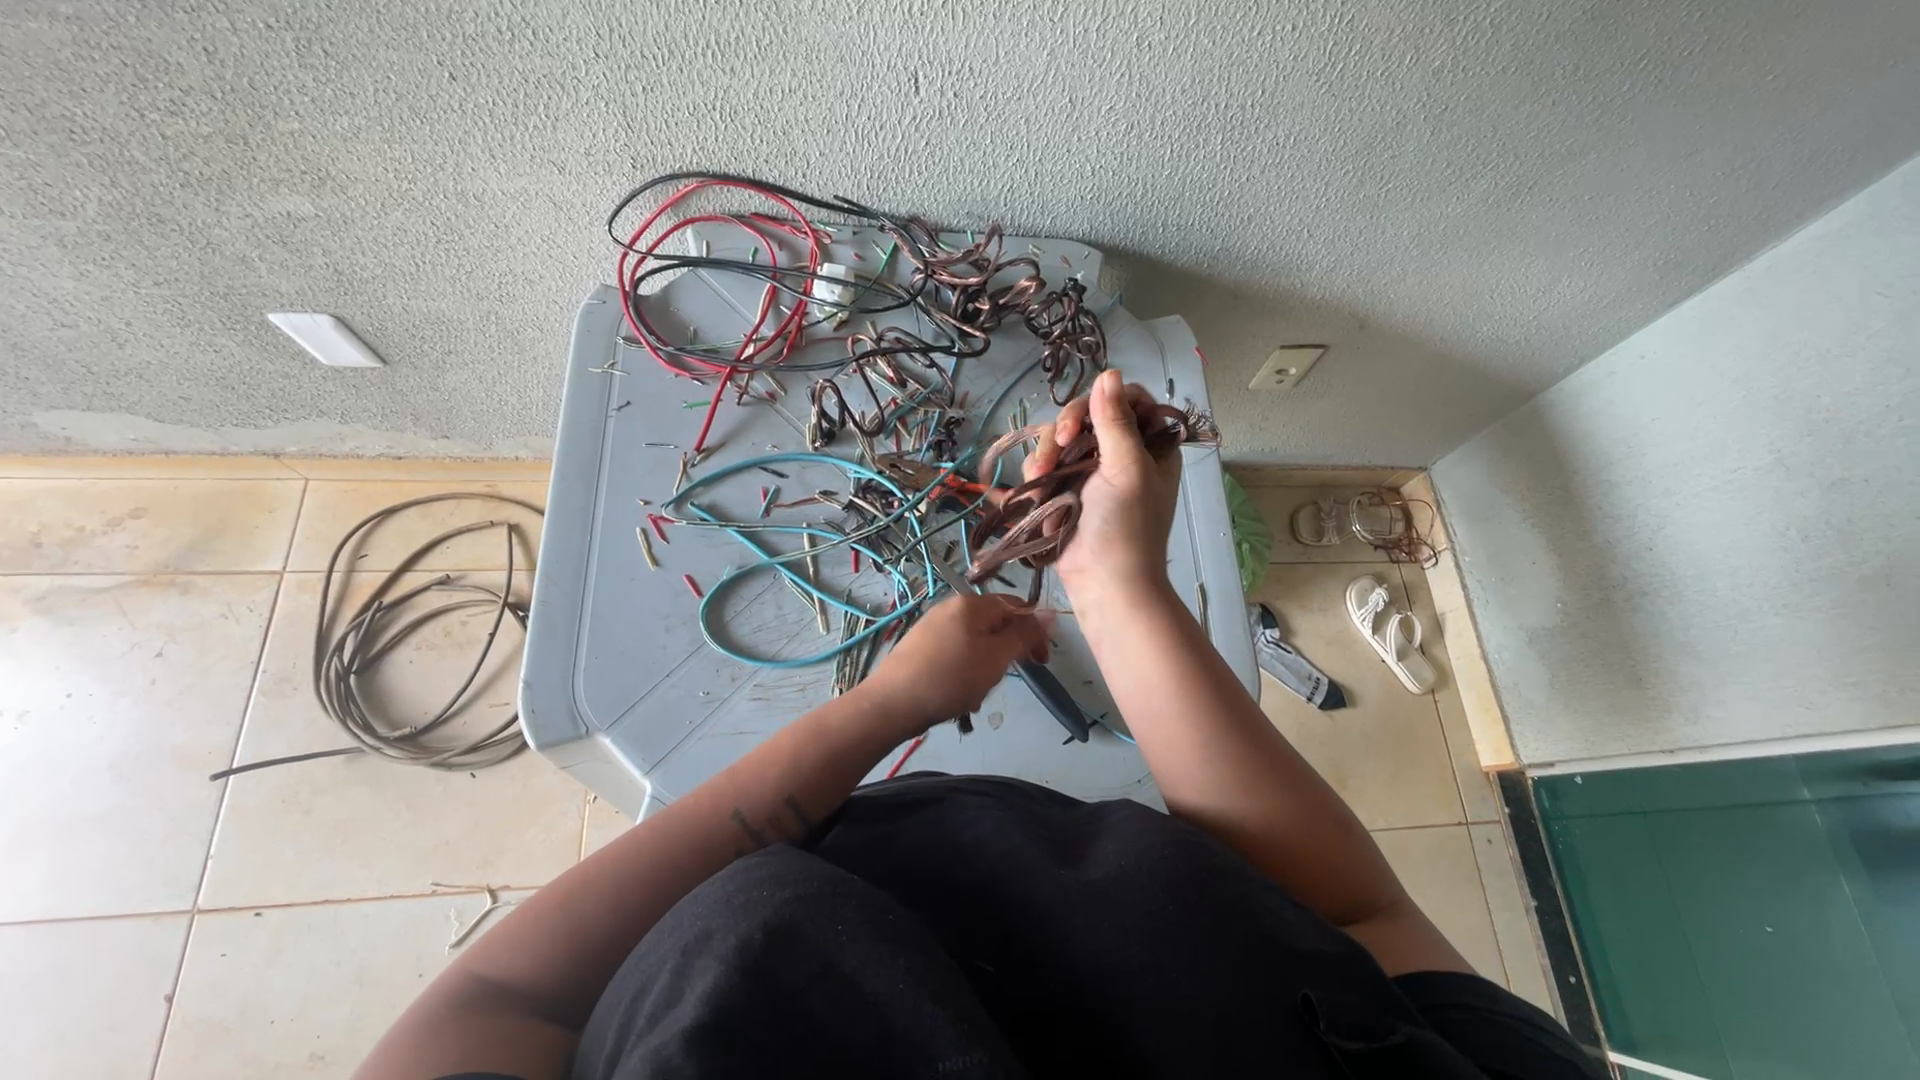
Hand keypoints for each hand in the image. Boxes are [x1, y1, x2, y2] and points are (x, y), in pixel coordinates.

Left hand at [863, 593, 1051, 731]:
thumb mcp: (995, 658)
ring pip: (976, 644)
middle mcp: (951, 608)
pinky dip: (965, 673)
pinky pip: (956, 655)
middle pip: (995, 625)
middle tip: (1002, 680)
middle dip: (1006, 654)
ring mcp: (933, 627)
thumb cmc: (950, 678)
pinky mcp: (920, 647)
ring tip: (976, 694)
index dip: (1035, 632)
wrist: (891, 703)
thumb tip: (1050, 613)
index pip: (1017, 607)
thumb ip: (1024, 635)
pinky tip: (959, 696)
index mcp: (971, 604)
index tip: (1041, 663)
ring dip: (985, 668)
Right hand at [1023, 369, 1181, 606]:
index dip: (1105, 400)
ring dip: (1046, 452)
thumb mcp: (1128, 469)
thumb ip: (1115, 421)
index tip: (1088, 415)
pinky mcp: (1063, 490)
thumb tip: (1109, 374)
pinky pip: (1044, 465)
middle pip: (1087, 415)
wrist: (1103, 583)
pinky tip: (1033, 487)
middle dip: (1065, 429)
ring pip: (1060, 439)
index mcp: (1150, 446)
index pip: (1129, 401)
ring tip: (1039, 477)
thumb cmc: (1127, 527)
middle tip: (1058, 446)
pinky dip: (1036, 473)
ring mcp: (1090, 473)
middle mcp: (1120, 454)